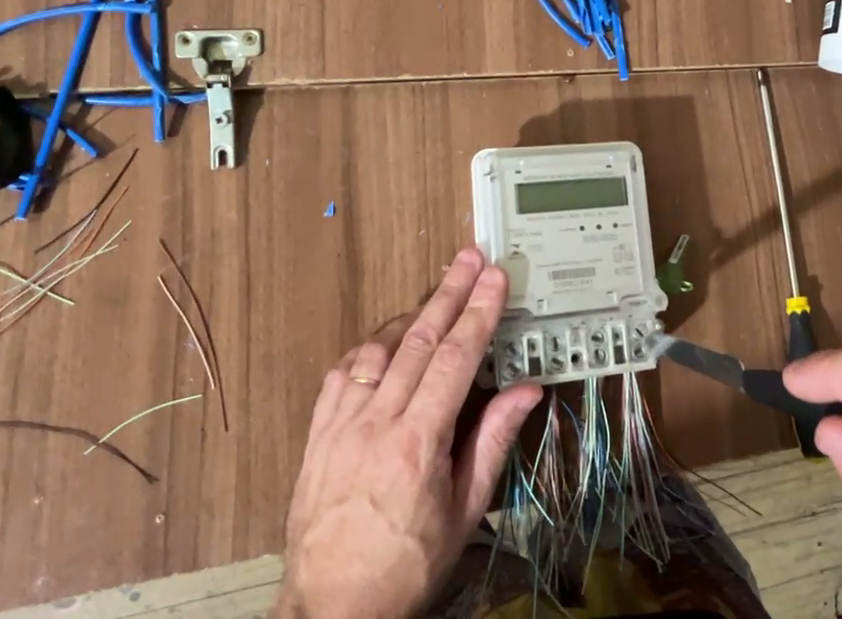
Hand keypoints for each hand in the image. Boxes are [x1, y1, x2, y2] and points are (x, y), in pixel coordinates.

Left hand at [274, 248, 542, 618]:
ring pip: (376, 350)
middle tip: (469, 257)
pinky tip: (384, 341)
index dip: (478, 313)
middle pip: (416, 340)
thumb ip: (492, 442)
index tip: (494, 278)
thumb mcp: (465, 512)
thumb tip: (525, 392)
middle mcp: (375, 423)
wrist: (333, 609)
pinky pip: (340, 375)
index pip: (454, 358)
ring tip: (437, 292)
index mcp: (417, 442)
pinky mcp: (317, 436)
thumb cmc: (407, 565)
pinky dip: (367, 349)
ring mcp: (339, 426)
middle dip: (448, 293)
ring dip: (410, 315)